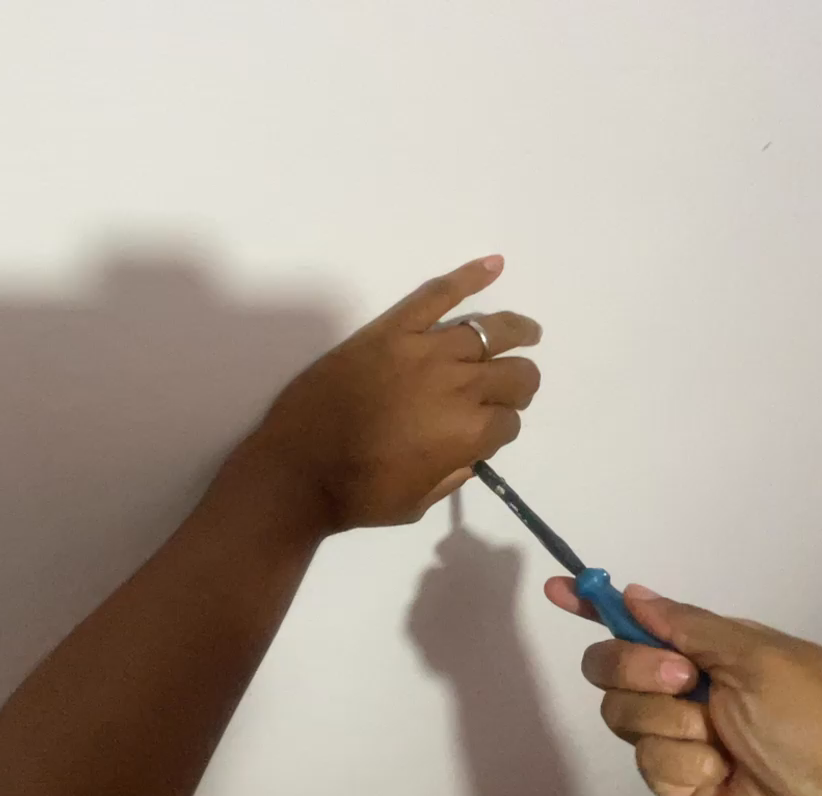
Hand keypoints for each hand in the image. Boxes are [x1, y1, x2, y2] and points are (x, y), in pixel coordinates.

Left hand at [235, 256, 540, 532]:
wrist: (295, 471)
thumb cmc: (355, 496)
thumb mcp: (417, 503)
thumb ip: (452, 475)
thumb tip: (471, 453)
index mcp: (467, 433)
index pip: (508, 422)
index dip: (499, 430)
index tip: (484, 434)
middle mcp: (456, 385)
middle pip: (512, 374)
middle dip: (516, 386)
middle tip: (507, 389)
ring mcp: (422, 351)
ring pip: (487, 330)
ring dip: (514, 332)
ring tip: (526, 333)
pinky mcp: (390, 331)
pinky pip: (436, 294)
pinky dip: (469, 276)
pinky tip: (495, 265)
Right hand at [544, 580, 821, 795]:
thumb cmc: (821, 728)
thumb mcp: (762, 659)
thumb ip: (687, 625)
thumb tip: (632, 594)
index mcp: (721, 652)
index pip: (645, 621)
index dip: (598, 606)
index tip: (558, 591)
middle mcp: (694, 690)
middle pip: (613, 661)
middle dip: (635, 666)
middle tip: (682, 680)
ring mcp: (682, 738)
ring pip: (621, 710)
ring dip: (667, 720)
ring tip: (717, 743)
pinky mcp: (674, 784)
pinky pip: (646, 758)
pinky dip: (682, 763)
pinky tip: (721, 778)